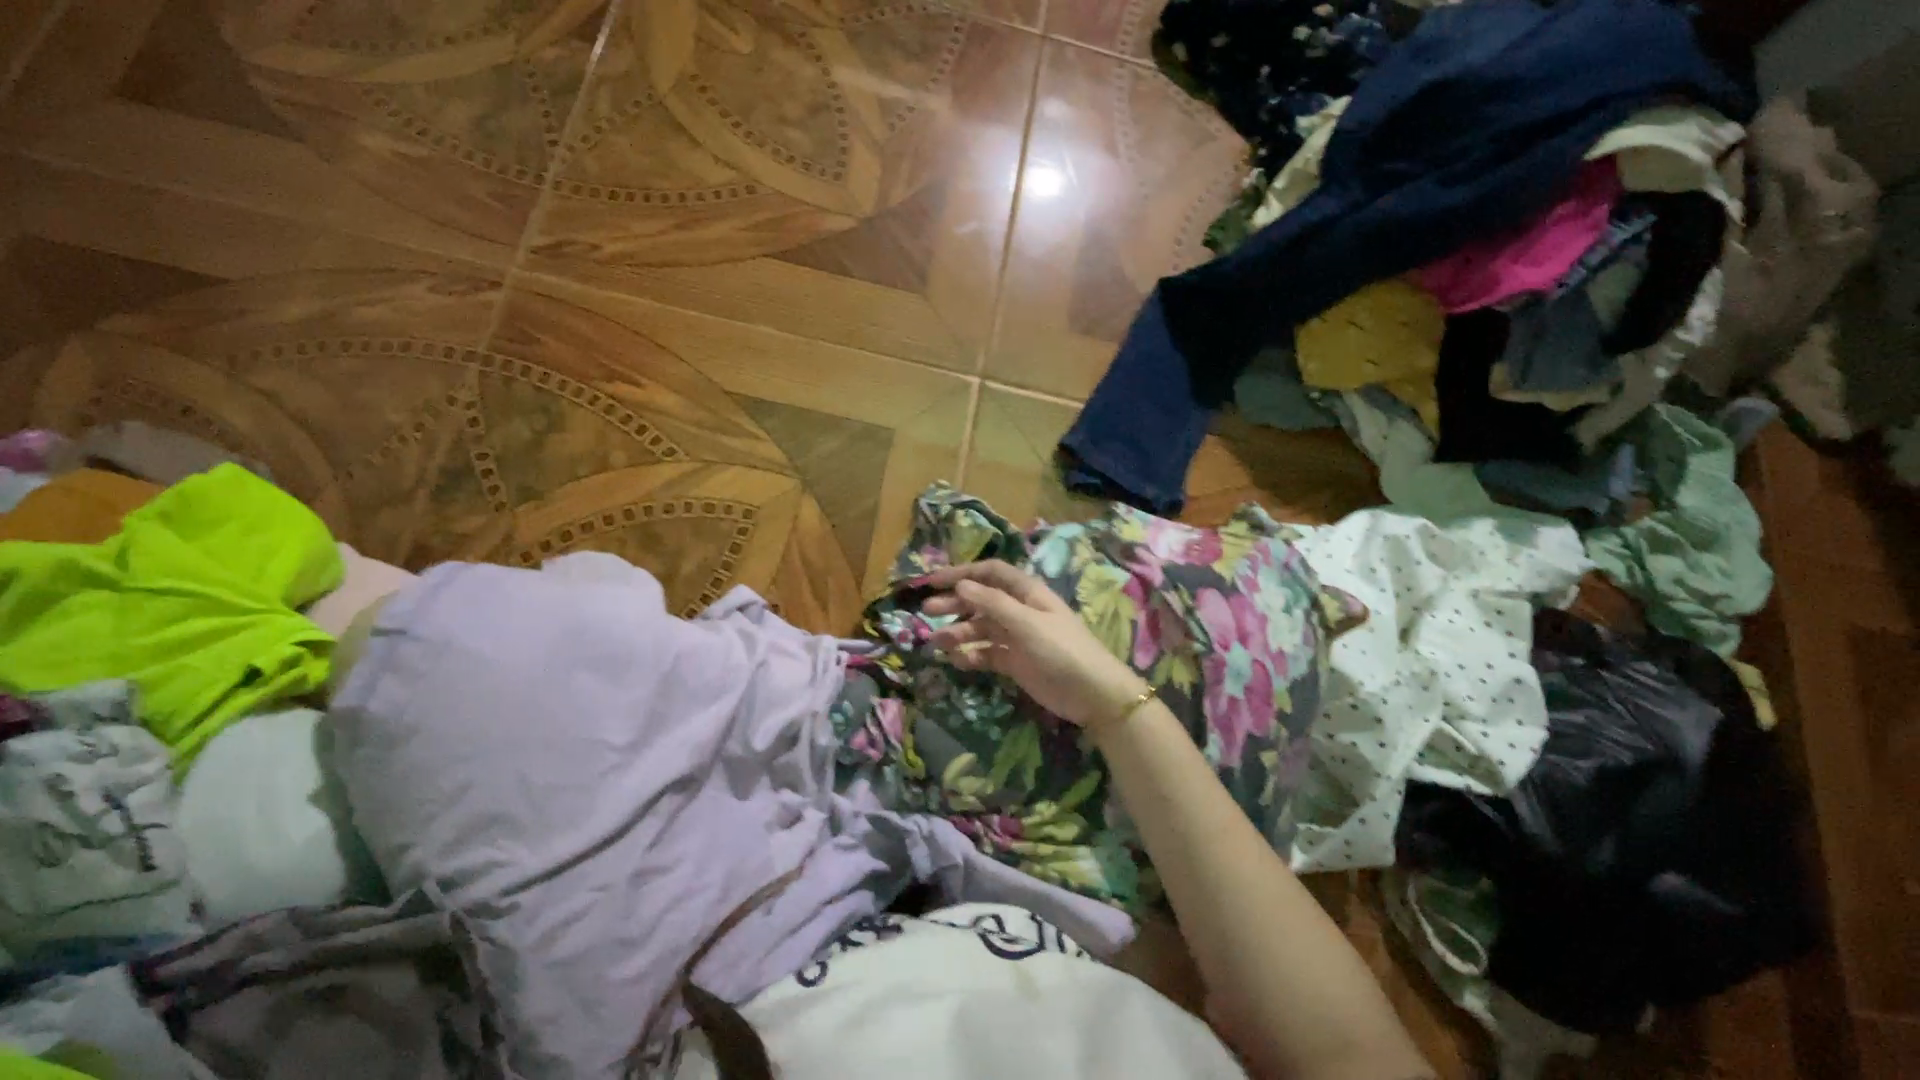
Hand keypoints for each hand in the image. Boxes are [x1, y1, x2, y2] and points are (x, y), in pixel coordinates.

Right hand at [921, 560, 1149, 731]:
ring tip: (937, 643)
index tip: (933, 581)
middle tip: (927, 612)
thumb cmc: (1062, 650)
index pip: (990, 573)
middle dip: (955, 603)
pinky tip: (957, 660)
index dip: (962, 573)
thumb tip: (961, 585)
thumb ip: (993, 604)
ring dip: (958, 632)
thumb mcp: (1027, 624)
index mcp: (1027, 593)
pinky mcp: (1015, 662)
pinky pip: (986, 653)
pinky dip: (971, 655)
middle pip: (981, 600)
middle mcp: (1020, 611)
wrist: (1092, 693)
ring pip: (980, 628)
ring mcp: (1017, 637)